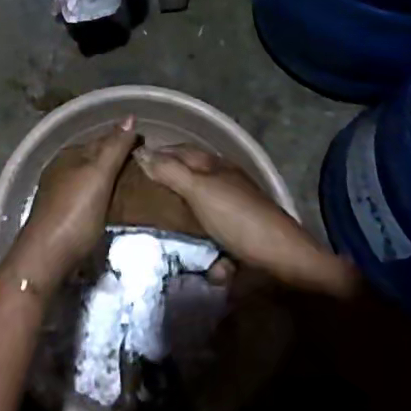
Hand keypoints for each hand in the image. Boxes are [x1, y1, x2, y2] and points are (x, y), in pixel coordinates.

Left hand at [6, 116, 139, 289]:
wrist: (43, 261)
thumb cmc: (74, 213)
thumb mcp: (99, 175)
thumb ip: (115, 146)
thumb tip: (130, 117)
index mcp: (70, 154)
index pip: (104, 139)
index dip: (127, 141)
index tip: (150, 150)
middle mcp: (62, 169)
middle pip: (97, 159)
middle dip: (120, 160)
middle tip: (149, 170)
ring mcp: (59, 194)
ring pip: (92, 179)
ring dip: (112, 180)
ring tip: (137, 187)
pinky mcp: (60, 216)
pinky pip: (88, 197)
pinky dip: (103, 196)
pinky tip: (114, 205)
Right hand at [134, 144, 357, 296]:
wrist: (282, 259)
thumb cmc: (238, 218)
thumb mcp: (201, 190)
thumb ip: (171, 172)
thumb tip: (141, 152)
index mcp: (216, 166)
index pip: (181, 151)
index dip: (158, 154)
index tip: (129, 163)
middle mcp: (224, 184)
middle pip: (189, 180)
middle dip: (165, 187)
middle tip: (133, 201)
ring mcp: (233, 213)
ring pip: (199, 212)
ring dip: (181, 221)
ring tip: (153, 232)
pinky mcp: (239, 241)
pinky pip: (213, 243)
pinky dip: (205, 251)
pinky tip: (196, 259)